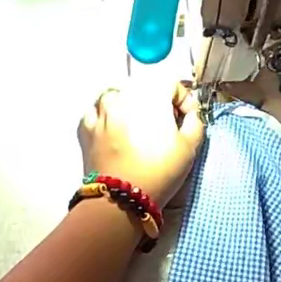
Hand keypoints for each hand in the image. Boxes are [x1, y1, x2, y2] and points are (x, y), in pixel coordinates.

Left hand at [78, 82, 205, 206]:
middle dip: (158, 103)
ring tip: (138, 127)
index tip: (188, 119)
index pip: (172, 83)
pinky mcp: (86, 128)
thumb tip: (190, 113)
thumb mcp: (190, 147)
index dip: (184, 100)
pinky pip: (97, 113)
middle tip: (166, 126)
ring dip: (130, 106)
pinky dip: (107, 117)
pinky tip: (114, 131)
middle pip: (144, 88)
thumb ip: (195, 121)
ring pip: (118, 96)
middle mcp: (123, 95)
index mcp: (150, 94)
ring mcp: (100, 110)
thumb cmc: (160, 170)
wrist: (121, 197)